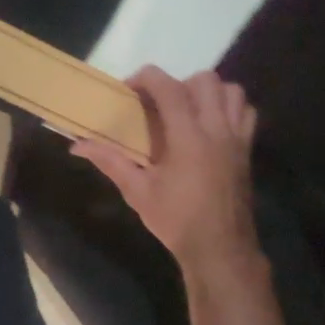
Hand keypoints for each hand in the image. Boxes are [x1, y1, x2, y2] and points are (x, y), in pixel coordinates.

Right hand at [72, 66, 258, 273]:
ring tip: (185, 110)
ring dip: (206, 92)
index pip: (171, 89)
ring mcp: (237, 137)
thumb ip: (110, 161)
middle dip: (177, 83)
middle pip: (205, 81)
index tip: (129, 87)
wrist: (219, 245)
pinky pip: (245, 112)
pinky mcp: (246, 148)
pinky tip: (208, 125)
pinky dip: (228, 108)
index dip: (148, 78)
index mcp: (188, 137)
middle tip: (157, 103)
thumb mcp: (137, 191)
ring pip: (230, 91)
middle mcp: (217, 129)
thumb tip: (77, 145)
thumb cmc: (175, 219)